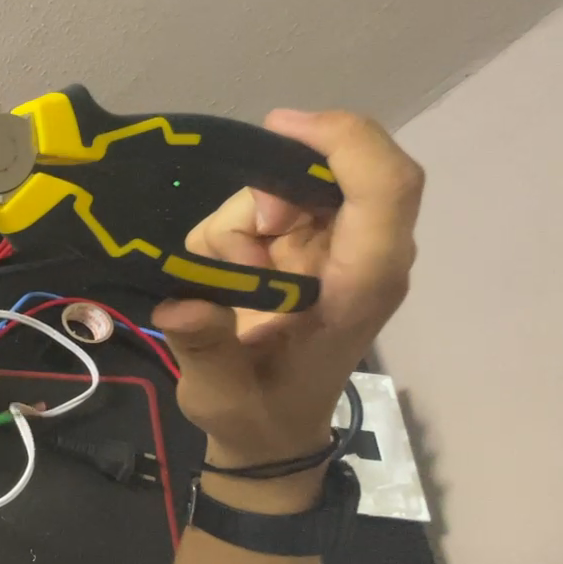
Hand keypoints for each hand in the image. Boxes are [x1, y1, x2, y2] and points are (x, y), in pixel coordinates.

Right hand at [157, 110, 423, 479]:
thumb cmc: (255, 414)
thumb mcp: (221, 392)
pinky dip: (222, 244)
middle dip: (256, 206)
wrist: (264, 435)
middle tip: (221, 255)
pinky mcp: (291, 262)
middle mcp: (353, 257)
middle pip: (315, 185)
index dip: (342, 143)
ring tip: (213, 289)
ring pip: (272, 202)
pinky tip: (215, 284)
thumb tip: (180, 301)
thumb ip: (206, 345)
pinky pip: (253, 223)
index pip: (382, 187)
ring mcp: (321, 257)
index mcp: (360, 284)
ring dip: (230, 235)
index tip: (278, 128)